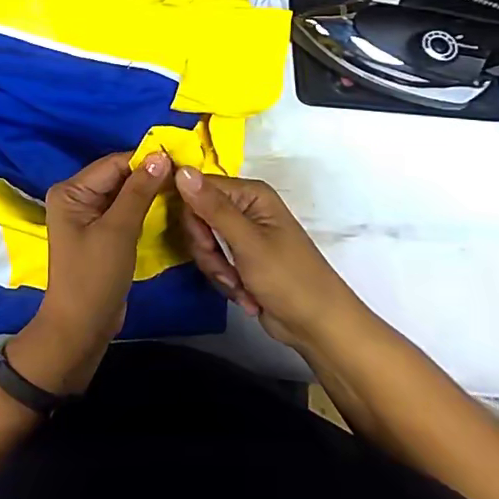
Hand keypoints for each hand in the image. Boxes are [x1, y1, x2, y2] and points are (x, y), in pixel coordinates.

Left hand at [5, 151, 169, 394]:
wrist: (83, 326)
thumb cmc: (95, 276)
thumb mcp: (118, 230)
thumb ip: (138, 191)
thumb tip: (160, 156)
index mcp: (70, 191)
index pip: (112, 164)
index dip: (146, 160)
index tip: (182, 161)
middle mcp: (76, 197)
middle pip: (117, 176)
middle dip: (149, 175)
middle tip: (187, 177)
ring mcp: (88, 215)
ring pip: (124, 193)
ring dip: (149, 192)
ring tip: (183, 190)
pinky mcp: (101, 232)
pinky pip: (124, 211)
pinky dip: (144, 208)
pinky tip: (169, 208)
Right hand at [172, 167, 353, 349]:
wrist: (318, 328)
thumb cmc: (289, 280)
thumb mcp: (248, 243)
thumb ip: (213, 207)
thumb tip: (181, 170)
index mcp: (251, 194)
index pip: (198, 189)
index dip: (194, 216)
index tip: (205, 243)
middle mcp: (245, 207)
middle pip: (197, 217)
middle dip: (206, 249)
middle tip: (225, 270)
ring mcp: (243, 233)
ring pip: (203, 242)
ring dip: (216, 269)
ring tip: (239, 286)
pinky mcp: (240, 257)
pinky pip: (213, 260)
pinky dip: (223, 279)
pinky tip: (244, 294)